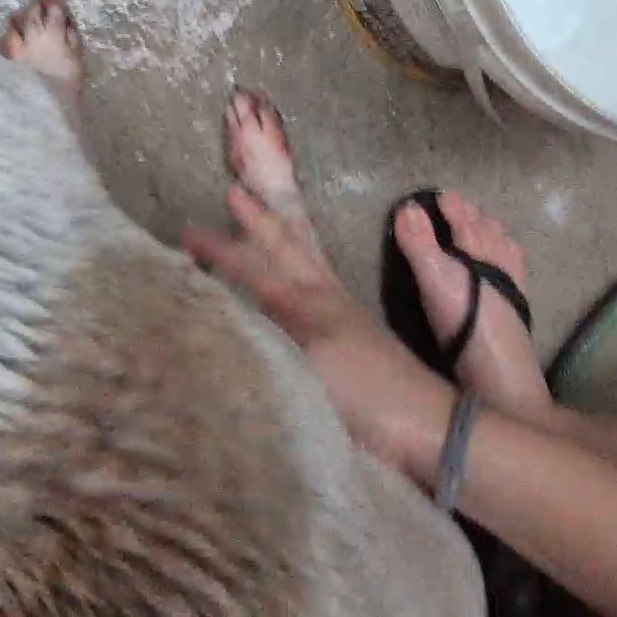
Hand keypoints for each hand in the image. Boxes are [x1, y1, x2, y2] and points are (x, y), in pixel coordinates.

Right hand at [184, 187, 452, 479]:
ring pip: (307, 260)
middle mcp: (325, 301)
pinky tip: (302, 276)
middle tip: (236, 192)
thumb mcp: (312, 371)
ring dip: (283, 236)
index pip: (254, 270)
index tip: (186, 230)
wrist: (430, 424)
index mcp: (310, 306)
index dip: (220, 252)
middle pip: (286, 250)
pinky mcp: (356, 332)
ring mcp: (343, 314)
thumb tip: (228, 326)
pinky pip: (321, 282)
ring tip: (271, 217)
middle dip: (259, 222)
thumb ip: (270, 346)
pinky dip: (304, 266)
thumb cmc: (367, 400)